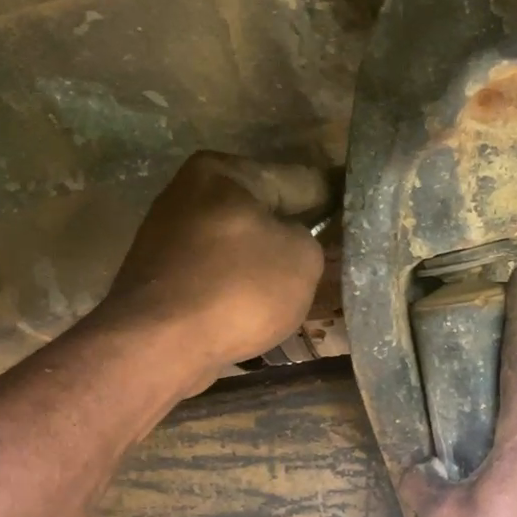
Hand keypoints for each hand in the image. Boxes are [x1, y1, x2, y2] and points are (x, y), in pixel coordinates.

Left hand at [98, 152, 326, 386]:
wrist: (161, 345)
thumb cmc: (238, 290)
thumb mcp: (302, 258)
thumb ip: (312, 239)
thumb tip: (297, 242)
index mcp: (225, 171)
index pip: (299, 179)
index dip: (335, 200)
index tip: (355, 214)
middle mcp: (190, 191)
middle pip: (264, 213)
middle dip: (295, 236)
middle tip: (333, 261)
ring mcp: (170, 235)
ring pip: (241, 248)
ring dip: (267, 267)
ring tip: (298, 292)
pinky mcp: (162, 276)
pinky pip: (218, 276)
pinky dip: (240, 290)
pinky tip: (258, 311)